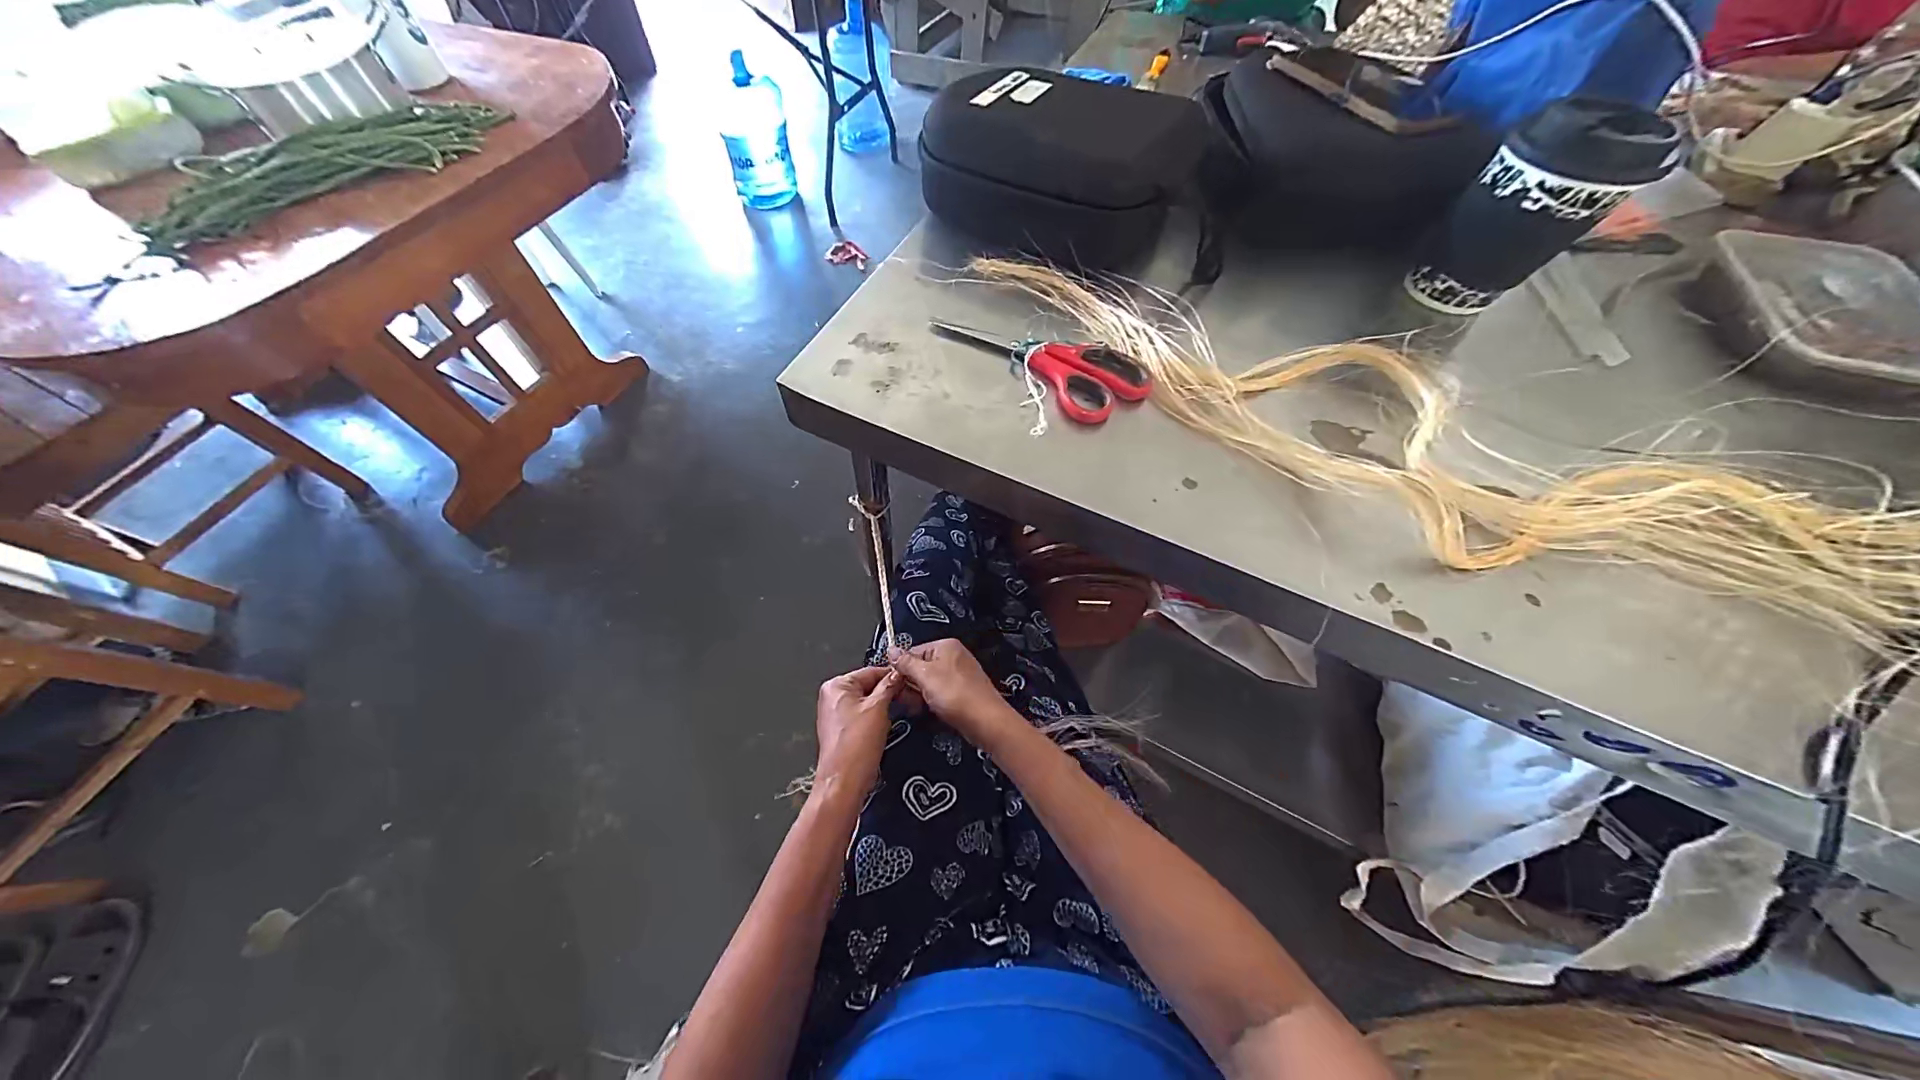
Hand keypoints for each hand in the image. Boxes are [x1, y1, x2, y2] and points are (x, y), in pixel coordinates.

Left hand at [815, 666, 903, 788]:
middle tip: (908, 698)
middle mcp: (832, 697)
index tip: (910, 679)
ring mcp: (837, 715)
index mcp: (836, 686)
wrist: (844, 782)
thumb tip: (898, 674)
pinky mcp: (844, 730)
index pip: (871, 671)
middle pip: (869, 686)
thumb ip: (890, 686)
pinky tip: (884, 727)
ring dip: (885, 707)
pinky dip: (877, 719)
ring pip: (869, 702)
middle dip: (889, 693)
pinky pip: (864, 716)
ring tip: (895, 715)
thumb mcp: (878, 708)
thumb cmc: (854, 748)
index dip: (893, 675)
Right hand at [887, 640, 1016, 744]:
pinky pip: (938, 695)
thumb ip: (905, 662)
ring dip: (920, 696)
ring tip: (923, 705)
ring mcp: (957, 677)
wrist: (985, 722)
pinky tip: (932, 710)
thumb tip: (892, 651)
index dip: (900, 668)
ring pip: (927, 684)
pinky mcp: (959, 693)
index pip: (911, 651)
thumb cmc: (961, 696)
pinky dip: (932, 703)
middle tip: (910, 696)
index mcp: (945, 646)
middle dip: (911, 685)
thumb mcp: (924, 675)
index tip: (894, 681)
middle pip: (919, 668)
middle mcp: (952, 659)